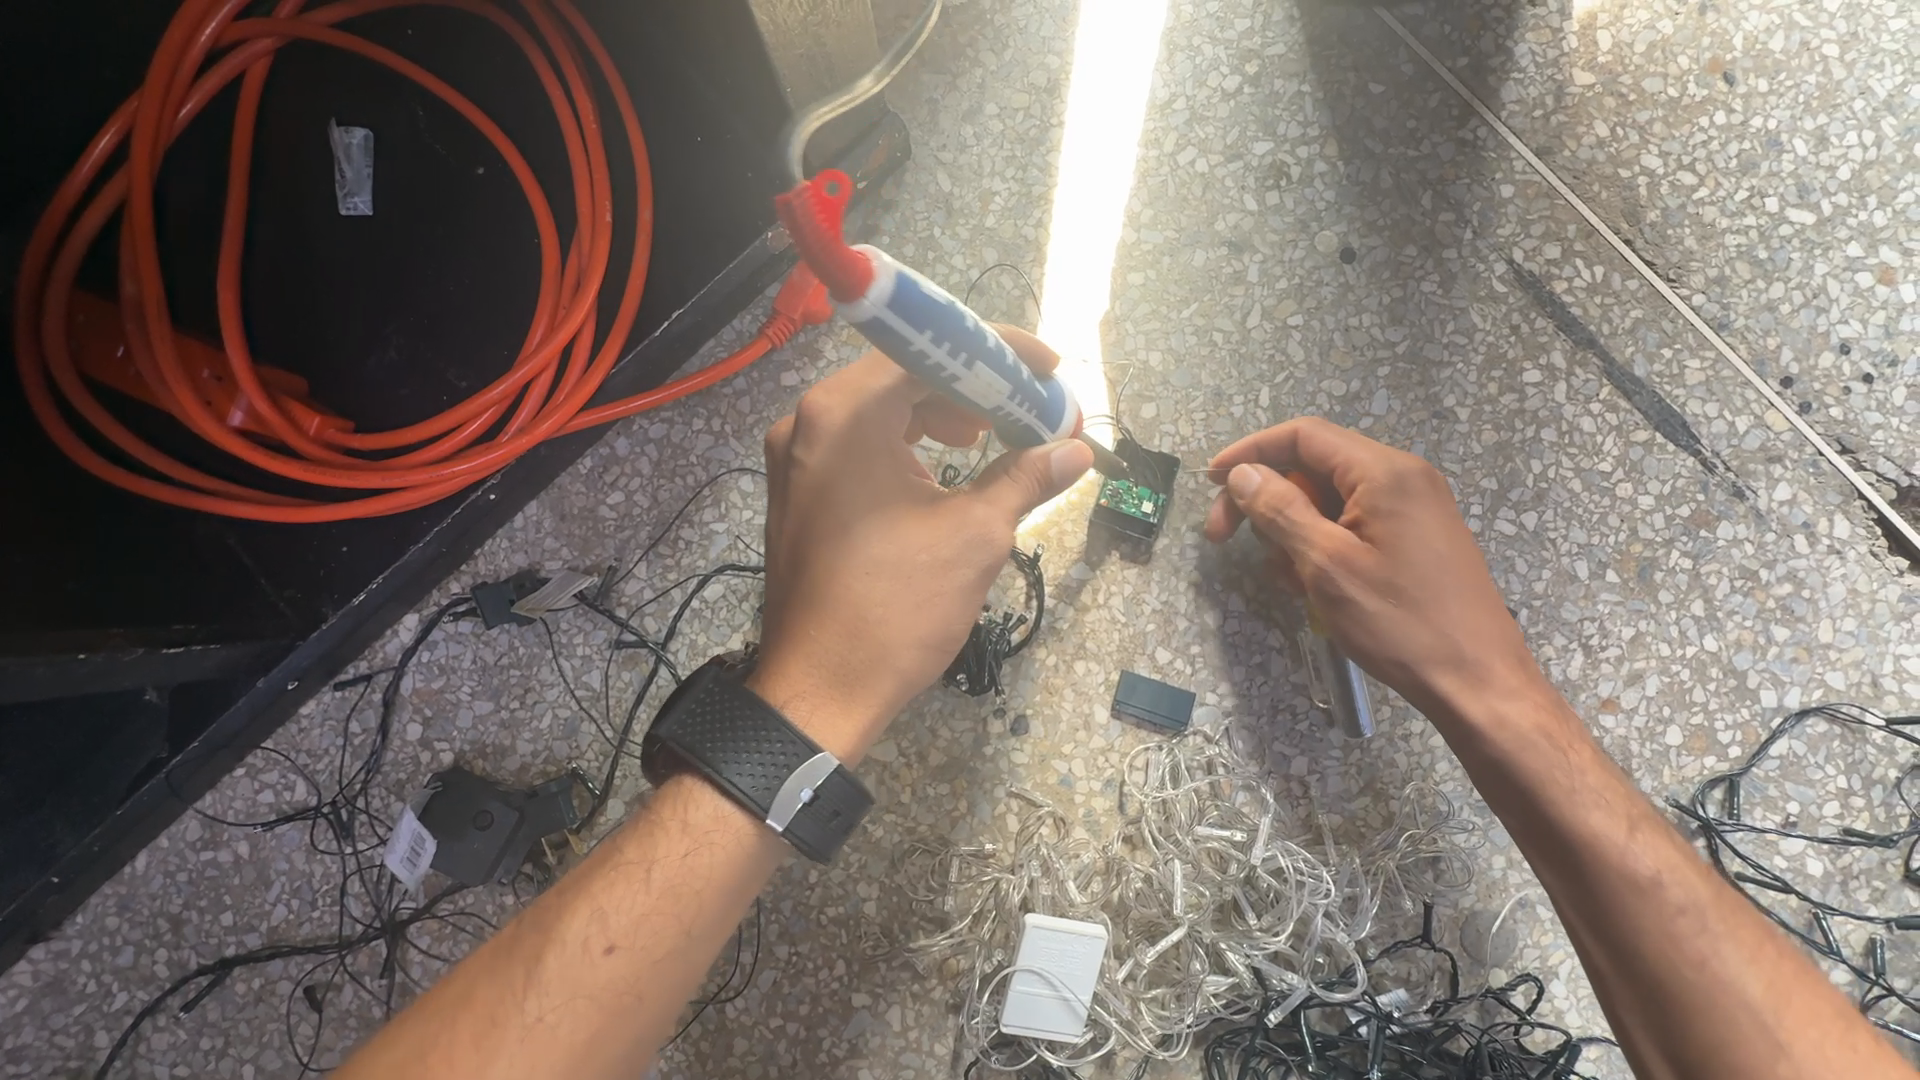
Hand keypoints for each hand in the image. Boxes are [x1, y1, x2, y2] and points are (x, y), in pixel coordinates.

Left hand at [749, 327, 1092, 760]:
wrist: (821, 692)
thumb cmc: (897, 609)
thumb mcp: (974, 536)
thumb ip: (1025, 477)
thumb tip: (1077, 450)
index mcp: (844, 415)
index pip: (928, 350)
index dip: (995, 353)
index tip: (1046, 370)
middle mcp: (808, 421)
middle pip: (901, 375)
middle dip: (971, 387)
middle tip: (1025, 410)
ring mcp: (796, 458)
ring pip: (879, 410)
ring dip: (940, 415)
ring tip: (988, 436)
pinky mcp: (799, 492)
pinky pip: (859, 445)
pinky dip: (905, 446)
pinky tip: (940, 470)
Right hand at [1204, 418, 1545, 725]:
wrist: (1477, 682)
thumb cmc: (1400, 621)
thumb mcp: (1326, 564)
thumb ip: (1280, 510)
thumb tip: (1242, 474)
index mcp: (1384, 472)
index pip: (1303, 436)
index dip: (1249, 452)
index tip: (1209, 481)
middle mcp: (1401, 477)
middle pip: (1311, 467)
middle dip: (1264, 500)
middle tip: (1221, 538)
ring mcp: (1410, 508)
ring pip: (1326, 499)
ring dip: (1290, 530)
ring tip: (1287, 579)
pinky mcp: (1412, 537)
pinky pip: (1349, 524)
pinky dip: (1318, 546)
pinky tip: (1311, 586)